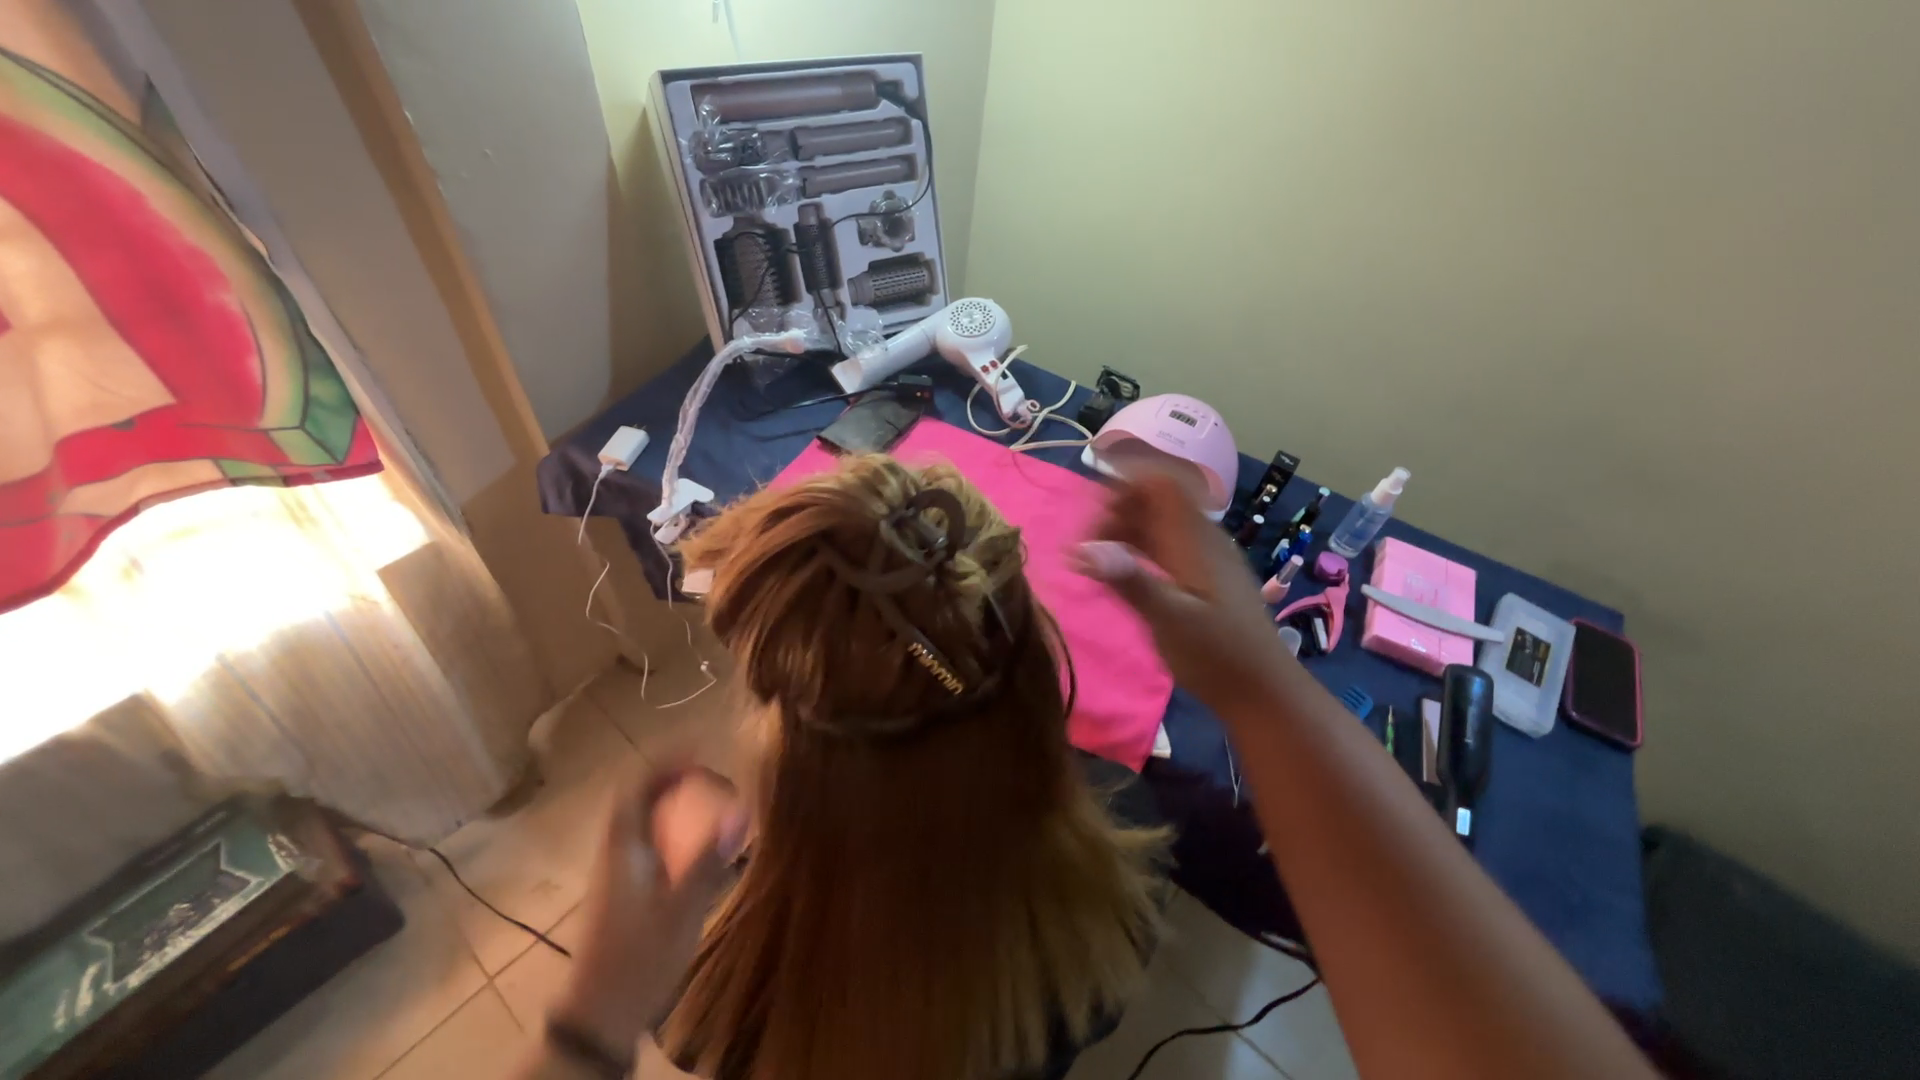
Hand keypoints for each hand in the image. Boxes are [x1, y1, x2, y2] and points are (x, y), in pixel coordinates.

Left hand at [551, 763, 747, 1052]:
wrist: (598, 1016)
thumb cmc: (639, 960)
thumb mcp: (681, 911)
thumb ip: (708, 860)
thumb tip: (738, 813)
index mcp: (624, 848)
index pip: (638, 786)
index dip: (666, 760)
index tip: (699, 744)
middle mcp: (617, 853)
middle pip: (641, 799)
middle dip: (676, 779)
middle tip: (714, 776)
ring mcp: (619, 874)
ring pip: (645, 822)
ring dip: (676, 804)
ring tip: (713, 803)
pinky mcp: (626, 893)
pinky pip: (651, 844)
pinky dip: (676, 832)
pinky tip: (701, 848)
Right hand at [1071, 470, 1293, 708]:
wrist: (1263, 692)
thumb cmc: (1218, 656)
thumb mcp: (1170, 620)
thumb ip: (1129, 582)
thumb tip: (1082, 548)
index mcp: (1196, 542)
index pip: (1163, 484)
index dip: (1127, 481)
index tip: (1091, 507)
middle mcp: (1201, 541)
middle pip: (1156, 500)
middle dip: (1117, 510)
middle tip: (1086, 545)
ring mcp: (1204, 559)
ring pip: (1159, 525)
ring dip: (1124, 531)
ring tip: (1092, 560)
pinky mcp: (1202, 579)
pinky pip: (1164, 547)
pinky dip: (1137, 550)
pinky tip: (1118, 575)